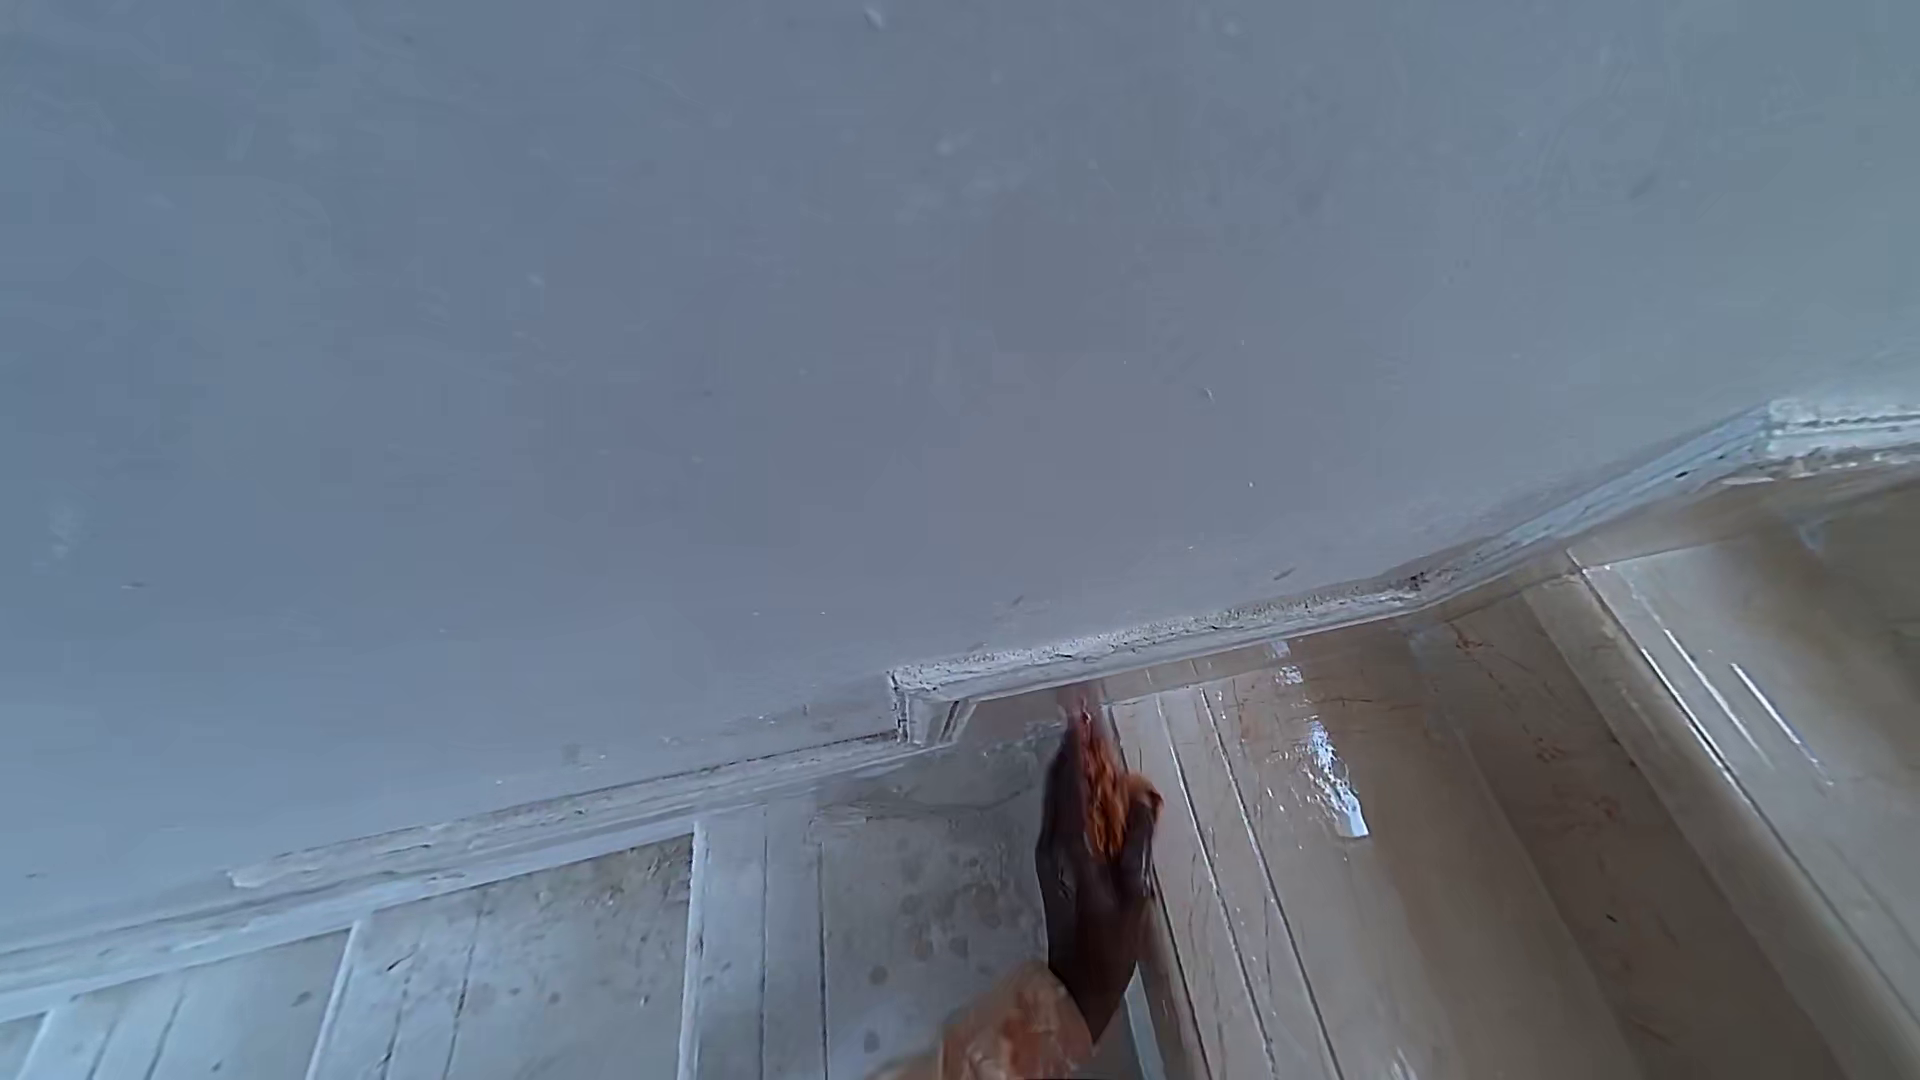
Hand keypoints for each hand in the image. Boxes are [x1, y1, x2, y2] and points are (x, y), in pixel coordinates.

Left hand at [1034, 720, 1158, 1040]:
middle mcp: (1052, 840)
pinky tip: (1081, 778)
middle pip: (1056, 782)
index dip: (1076, 750)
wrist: (1077, 979)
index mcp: (1071, 846)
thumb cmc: (1110, 941)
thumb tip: (1141, 795)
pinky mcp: (1049, 855)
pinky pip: (1055, 807)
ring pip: (1052, 793)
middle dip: (1069, 749)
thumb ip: (1136, 842)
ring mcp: (1047, 847)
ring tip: (1082, 738)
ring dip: (1066, 764)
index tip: (1080, 721)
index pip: (1072, 786)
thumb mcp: (1133, 893)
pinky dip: (1067, 785)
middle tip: (1082, 719)